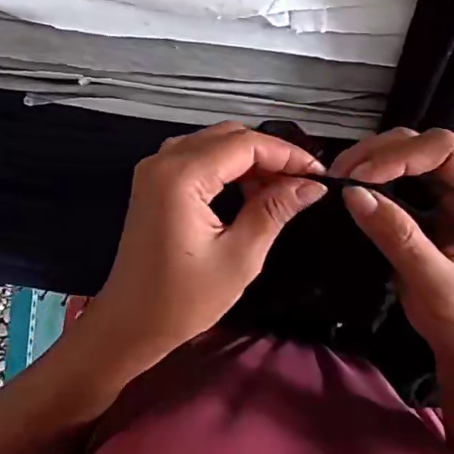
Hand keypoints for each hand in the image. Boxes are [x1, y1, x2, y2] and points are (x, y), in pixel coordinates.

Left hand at [92, 123, 326, 358]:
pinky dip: (224, 166)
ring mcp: (152, 170)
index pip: (242, 144)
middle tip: (305, 182)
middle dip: (269, 153)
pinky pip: (194, 158)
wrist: (132, 317)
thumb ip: (273, 210)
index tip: (321, 174)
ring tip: (283, 188)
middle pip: (225, 136)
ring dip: (247, 158)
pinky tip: (250, 190)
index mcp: (178, 176)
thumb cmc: (183, 296)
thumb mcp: (240, 256)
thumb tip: (311, 185)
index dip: (287, 153)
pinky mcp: (151, 183)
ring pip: (210, 143)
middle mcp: (160, 162)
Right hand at [332, 128, 453, 385]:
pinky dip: (370, 178)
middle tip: (337, 177)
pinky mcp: (434, 209)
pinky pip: (399, 179)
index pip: (447, 151)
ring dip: (370, 162)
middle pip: (424, 145)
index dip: (398, 156)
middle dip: (377, 155)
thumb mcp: (436, 284)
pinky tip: (350, 190)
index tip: (356, 178)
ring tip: (339, 182)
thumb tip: (352, 193)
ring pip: (407, 155)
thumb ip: (397, 236)